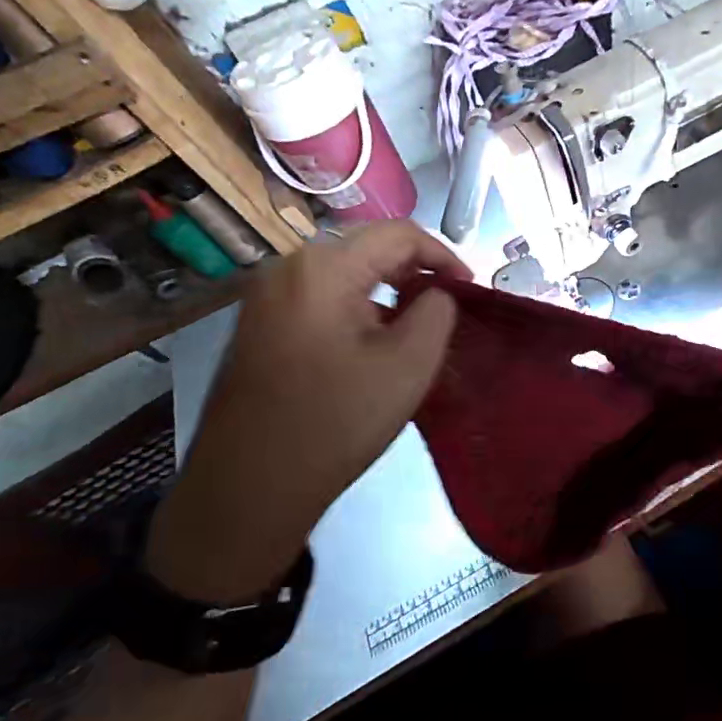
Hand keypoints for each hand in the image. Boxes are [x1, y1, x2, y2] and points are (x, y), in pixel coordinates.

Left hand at [145, 222, 470, 601]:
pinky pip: (322, 300)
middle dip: (416, 274)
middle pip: (368, 250)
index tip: (471, 290)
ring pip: (345, 276)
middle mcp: (285, 269)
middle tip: (448, 311)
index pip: (399, 234)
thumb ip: (437, 311)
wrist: (249, 486)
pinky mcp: (260, 327)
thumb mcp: (410, 364)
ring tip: (416, 332)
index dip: (445, 255)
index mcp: (321, 268)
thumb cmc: (337, 420)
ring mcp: (265, 298)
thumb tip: (435, 293)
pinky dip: (359, 310)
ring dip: (388, 294)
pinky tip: (374, 347)